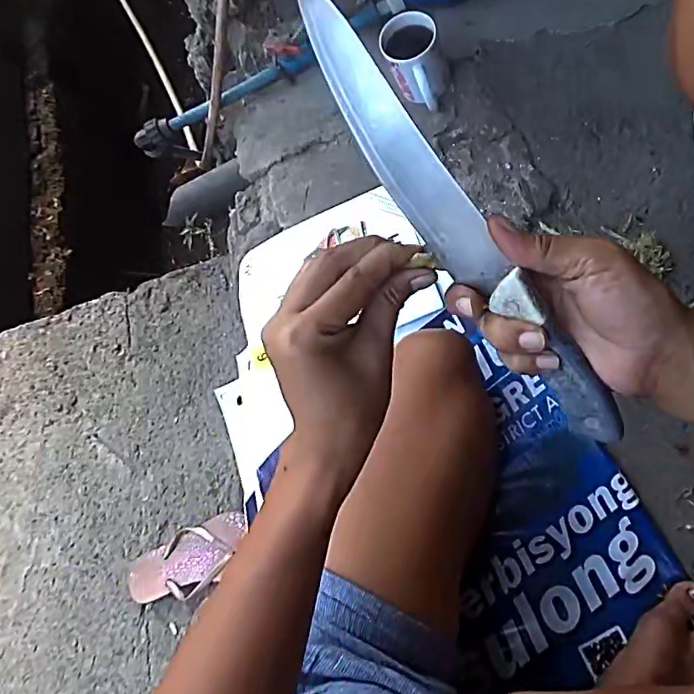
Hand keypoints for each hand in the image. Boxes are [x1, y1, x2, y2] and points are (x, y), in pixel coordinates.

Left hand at [262, 237, 434, 483]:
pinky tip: (364, 270)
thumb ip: (391, 302)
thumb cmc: (353, 413)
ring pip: (316, 267)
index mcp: (305, 333)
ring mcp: (278, 321)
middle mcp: (282, 322)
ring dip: (353, 256)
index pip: (352, 279)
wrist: (329, 443)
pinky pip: (310, 283)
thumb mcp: (377, 351)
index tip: (415, 252)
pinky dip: (339, 271)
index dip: (389, 259)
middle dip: (370, 250)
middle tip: (406, 250)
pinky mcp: (284, 323)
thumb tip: (415, 271)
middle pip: (328, 263)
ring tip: (389, 255)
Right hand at [445, 217, 693, 408]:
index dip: (473, 276)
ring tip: (546, 340)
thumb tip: (495, 225)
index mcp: (544, 264)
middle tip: (490, 314)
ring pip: (495, 334)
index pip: (492, 263)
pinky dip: (529, 362)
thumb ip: (542, 249)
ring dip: (513, 339)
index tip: (471, 291)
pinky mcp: (545, 357)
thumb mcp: (593, 262)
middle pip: (483, 301)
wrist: (660, 354)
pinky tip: (554, 359)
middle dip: (481, 311)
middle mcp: (535, 293)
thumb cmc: (635, 300)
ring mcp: (539, 327)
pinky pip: (515, 361)